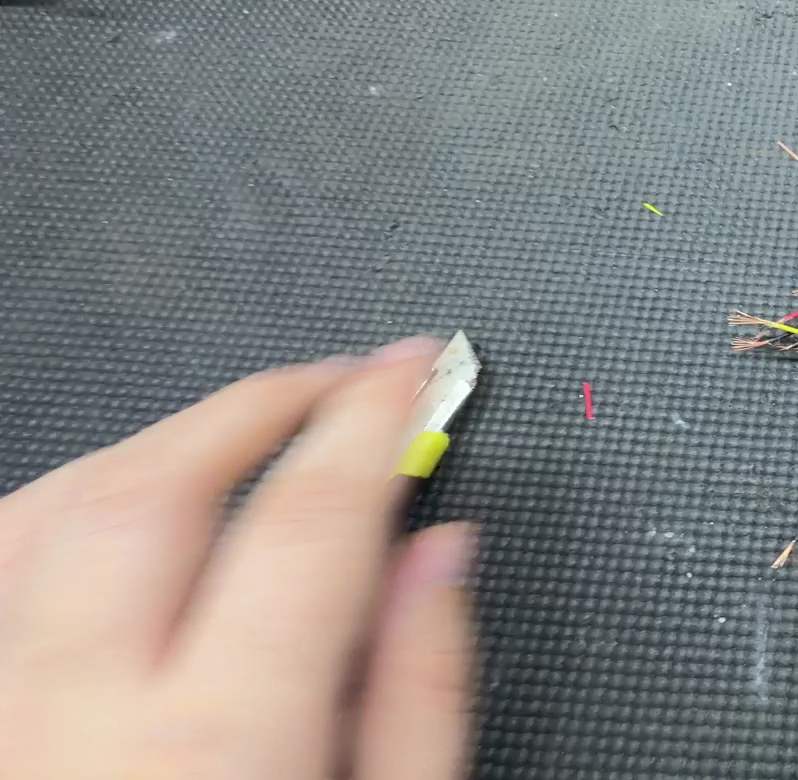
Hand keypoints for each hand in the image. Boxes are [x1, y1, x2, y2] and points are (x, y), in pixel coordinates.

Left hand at [0, 339, 473, 779]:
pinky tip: (121, 497)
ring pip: (29, 524)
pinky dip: (48, 512)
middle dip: (265, 399)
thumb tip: (446, 546)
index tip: (413, 366)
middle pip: (153, 495)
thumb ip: (426, 676)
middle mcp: (69, 734)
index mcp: (223, 745)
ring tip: (251, 416)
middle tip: (345, 372)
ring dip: (160, 439)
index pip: (312, 515)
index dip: (374, 413)